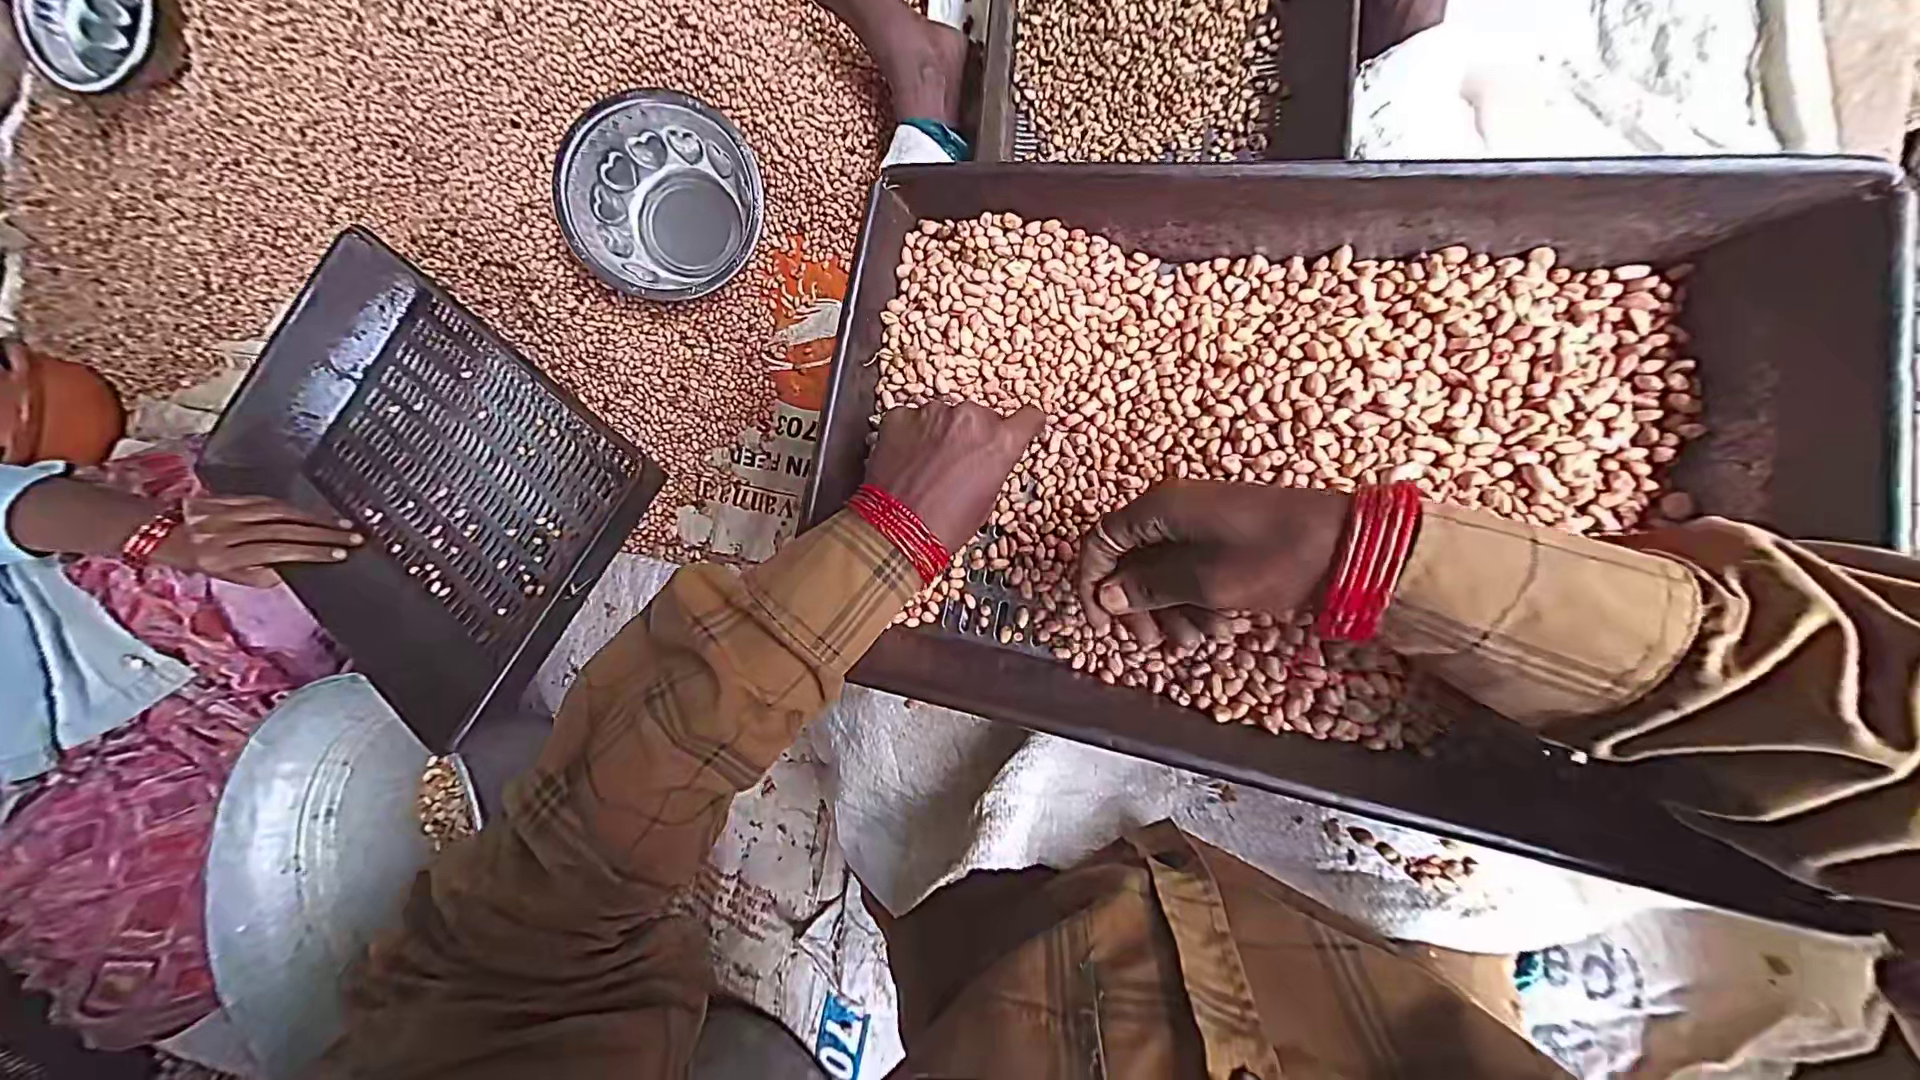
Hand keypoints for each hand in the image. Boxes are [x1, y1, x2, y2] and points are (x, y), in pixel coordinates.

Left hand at [154, 496, 363, 587]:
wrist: (148, 531)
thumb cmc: (191, 558)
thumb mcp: (219, 575)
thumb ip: (254, 575)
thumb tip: (289, 570)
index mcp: (219, 557)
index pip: (275, 552)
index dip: (311, 552)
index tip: (340, 554)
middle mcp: (221, 533)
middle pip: (283, 530)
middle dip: (324, 533)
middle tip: (354, 537)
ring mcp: (222, 513)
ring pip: (279, 512)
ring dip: (315, 517)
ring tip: (342, 523)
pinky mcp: (224, 498)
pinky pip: (264, 500)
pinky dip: (293, 505)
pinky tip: (314, 510)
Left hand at [864, 401, 1045, 550]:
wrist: (896, 530)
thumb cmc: (946, 525)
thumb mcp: (987, 500)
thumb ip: (994, 465)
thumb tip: (987, 457)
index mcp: (1000, 441)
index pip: (1028, 417)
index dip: (1025, 424)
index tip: (1020, 427)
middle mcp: (970, 417)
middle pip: (980, 416)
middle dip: (972, 435)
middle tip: (957, 463)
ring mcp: (933, 413)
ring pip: (944, 416)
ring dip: (940, 433)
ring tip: (927, 466)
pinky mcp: (900, 415)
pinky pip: (912, 419)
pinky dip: (911, 434)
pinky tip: (906, 460)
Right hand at [1075, 480, 1350, 648]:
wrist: (1352, 544)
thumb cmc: (1275, 559)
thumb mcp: (1206, 582)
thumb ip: (1149, 588)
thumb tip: (1105, 597)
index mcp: (1160, 508)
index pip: (1101, 542)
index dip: (1092, 584)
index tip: (1101, 624)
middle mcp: (1171, 509)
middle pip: (1129, 560)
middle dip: (1136, 606)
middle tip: (1150, 643)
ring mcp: (1197, 521)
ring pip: (1159, 569)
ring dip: (1169, 609)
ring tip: (1196, 641)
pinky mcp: (1220, 535)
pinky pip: (1188, 568)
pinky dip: (1194, 599)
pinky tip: (1218, 627)